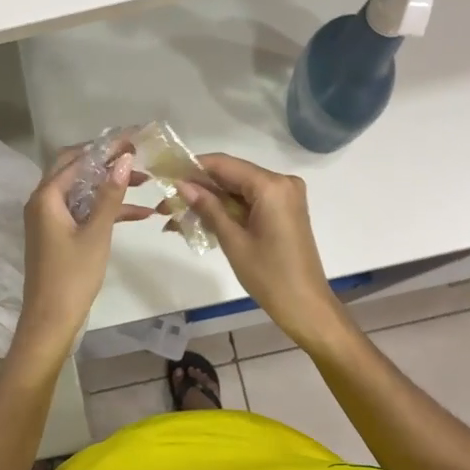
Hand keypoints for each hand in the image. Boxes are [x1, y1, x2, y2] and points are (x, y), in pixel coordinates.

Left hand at [16, 144, 155, 352]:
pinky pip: (83, 213)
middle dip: (108, 163)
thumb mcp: (96, 233)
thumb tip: (124, 160)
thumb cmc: (73, 276)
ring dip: (111, 187)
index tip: (134, 139)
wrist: (51, 319)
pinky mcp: (58, 236)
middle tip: (139, 156)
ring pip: (83, 192)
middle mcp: (43, 202)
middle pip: (77, 171)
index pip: (77, 158)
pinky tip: (139, 214)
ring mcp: (49, 220)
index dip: (105, 147)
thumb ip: (110, 195)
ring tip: (146, 182)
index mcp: (47, 197)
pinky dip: (106, 210)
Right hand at [171, 154, 347, 346]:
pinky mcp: (284, 210)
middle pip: (232, 175)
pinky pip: (250, 201)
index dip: (193, 168)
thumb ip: (208, 208)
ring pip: (239, 189)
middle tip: (166, 203)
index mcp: (271, 186)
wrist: (304, 304)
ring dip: (210, 201)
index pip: (224, 165)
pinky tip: (202, 221)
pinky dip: (228, 209)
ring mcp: (285, 196)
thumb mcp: (233, 240)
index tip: (166, 175)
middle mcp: (281, 182)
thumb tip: (182, 185)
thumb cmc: (268, 275)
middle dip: (199, 188)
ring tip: (177, 217)